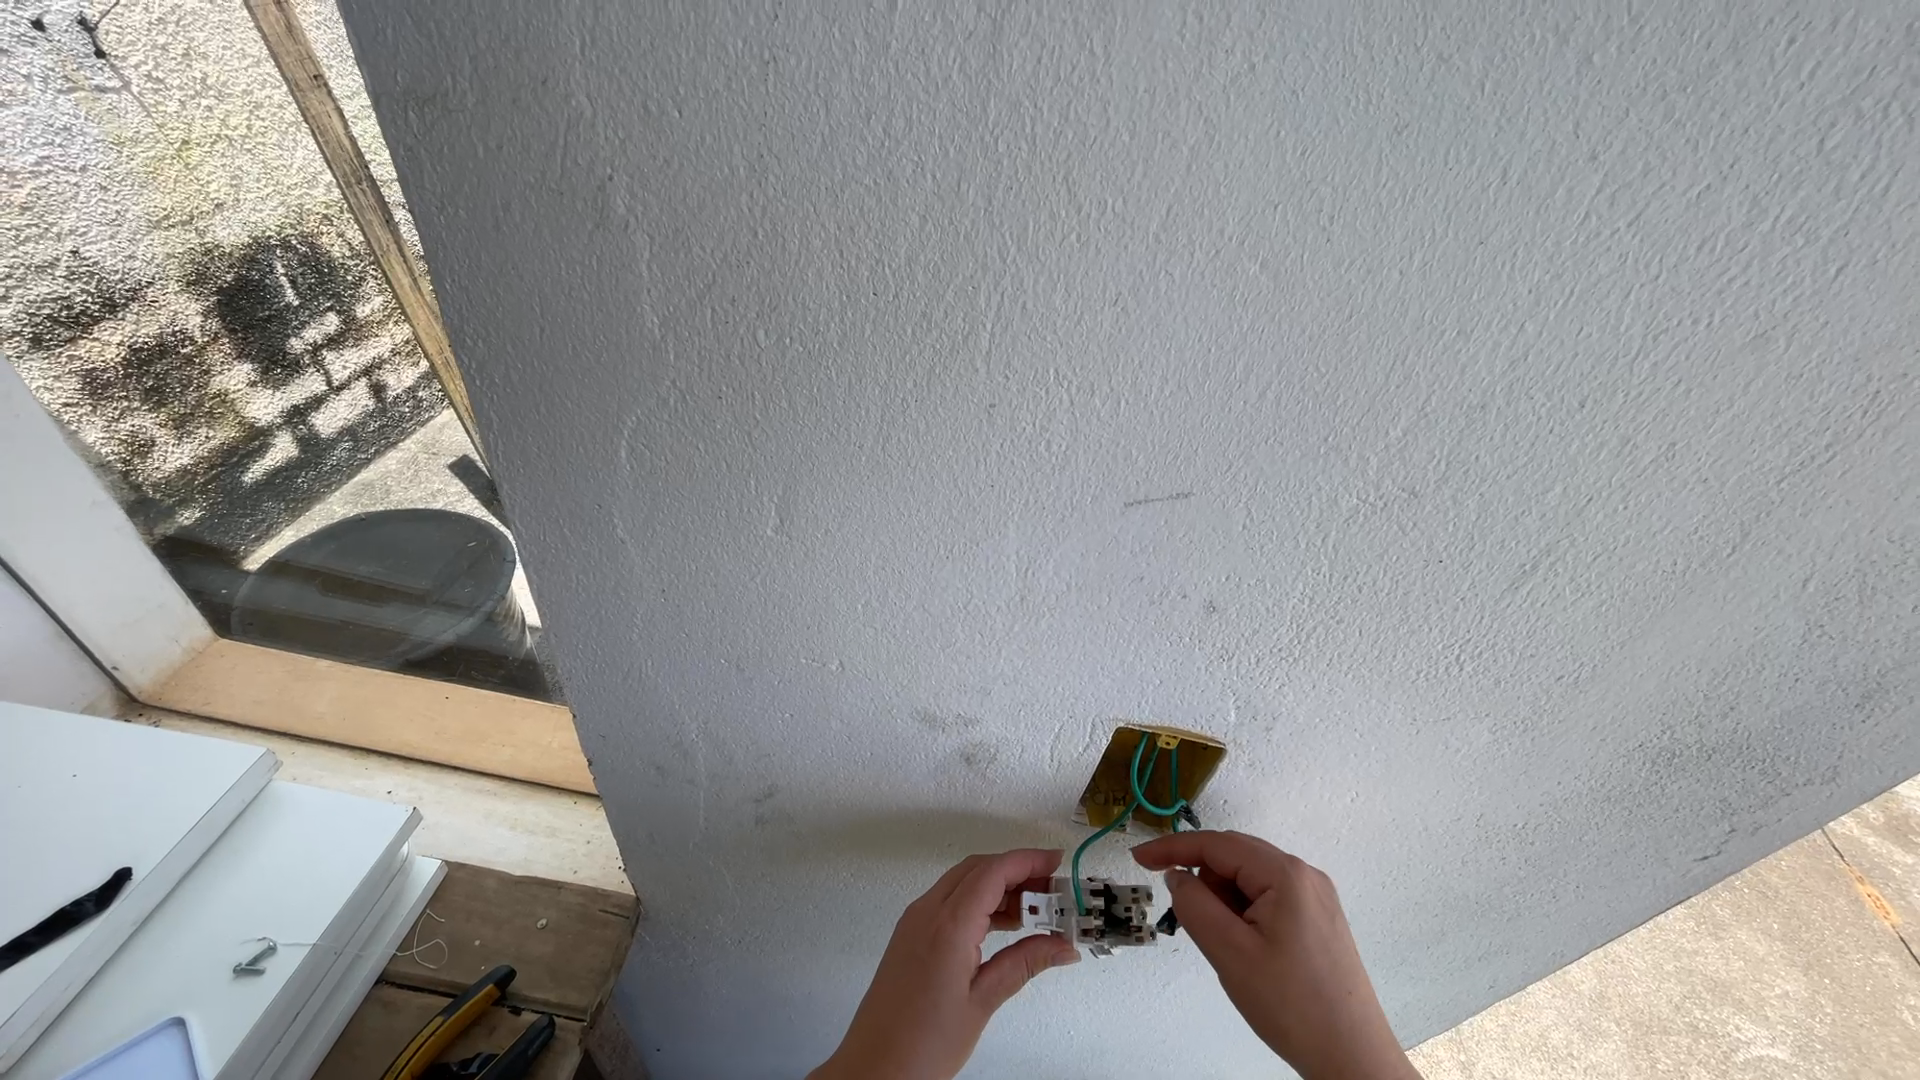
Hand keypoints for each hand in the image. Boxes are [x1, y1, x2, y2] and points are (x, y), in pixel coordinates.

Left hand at [810, 848, 1080, 1079]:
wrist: (874, 1070)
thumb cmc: (922, 1045)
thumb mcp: (982, 1002)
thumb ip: (1024, 964)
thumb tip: (1063, 946)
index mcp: (947, 925)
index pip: (993, 872)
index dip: (1027, 860)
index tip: (1056, 862)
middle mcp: (926, 912)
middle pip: (978, 868)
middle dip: (1016, 869)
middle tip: (1052, 887)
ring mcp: (914, 921)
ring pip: (962, 881)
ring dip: (997, 885)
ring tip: (1034, 909)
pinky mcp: (910, 934)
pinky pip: (949, 899)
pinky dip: (978, 901)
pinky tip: (1003, 925)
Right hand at [1132, 831, 1418, 1079]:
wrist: (1353, 1059)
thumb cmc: (1290, 1005)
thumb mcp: (1229, 953)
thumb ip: (1194, 905)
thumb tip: (1177, 875)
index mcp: (1286, 874)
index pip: (1216, 844)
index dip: (1172, 847)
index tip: (1138, 858)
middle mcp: (1305, 875)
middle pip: (1235, 856)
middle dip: (1203, 877)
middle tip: (1186, 916)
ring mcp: (1316, 896)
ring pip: (1250, 877)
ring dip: (1224, 898)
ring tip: (1226, 943)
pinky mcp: (1319, 919)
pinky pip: (1268, 895)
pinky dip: (1243, 909)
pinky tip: (1244, 943)